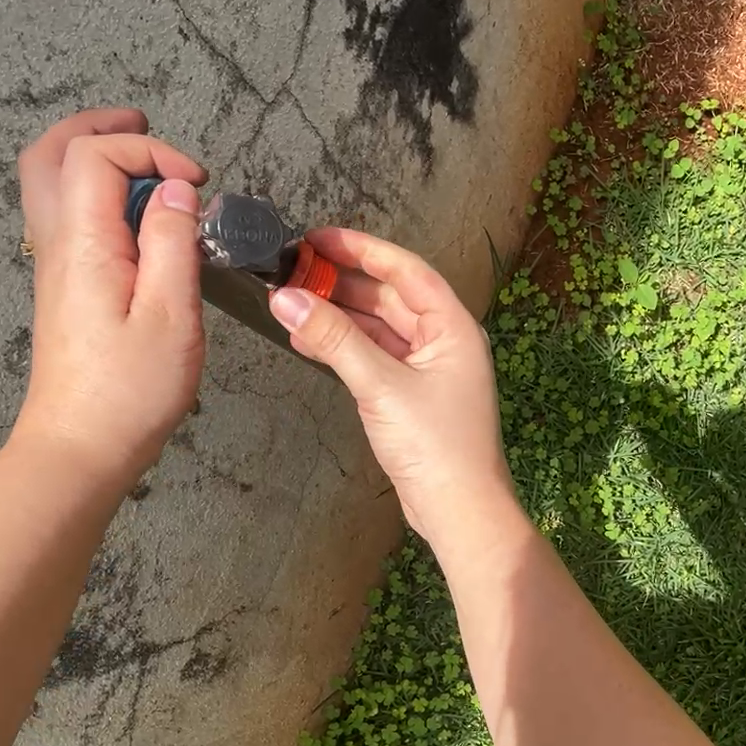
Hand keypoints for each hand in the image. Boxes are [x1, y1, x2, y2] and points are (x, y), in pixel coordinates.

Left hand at [11, 108, 208, 485]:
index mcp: (85, 244)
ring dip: (92, 157)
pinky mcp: (68, 290)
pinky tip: (137, 218)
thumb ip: (174, 246)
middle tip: (148, 128)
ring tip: (145, 164)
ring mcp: (57, 267)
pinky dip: (96, 194)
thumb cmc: (134, 387)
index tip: (201, 184)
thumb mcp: (172, 316)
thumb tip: (180, 192)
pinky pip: (67, 217)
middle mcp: (58, 244)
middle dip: (100, 129)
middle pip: (52, 155)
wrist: (83, 443)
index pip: (97, 157)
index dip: (149, 151)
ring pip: (51, 184)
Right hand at [267, 229, 526, 566]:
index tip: (317, 238)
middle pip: (392, 298)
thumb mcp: (382, 386)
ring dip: (340, 316)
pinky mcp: (414, 396)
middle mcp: (445, 343)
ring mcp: (430, 371)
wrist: (459, 508)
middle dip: (344, 283)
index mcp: (454, 329)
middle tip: (293, 270)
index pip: (408, 272)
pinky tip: (308, 340)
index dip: (363, 250)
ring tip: (291, 302)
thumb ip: (335, 340)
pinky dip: (346, 348)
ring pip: (381, 328)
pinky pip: (377, 358)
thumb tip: (286, 297)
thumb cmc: (436, 445)